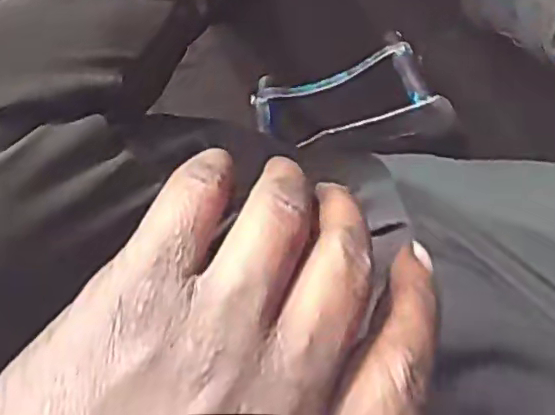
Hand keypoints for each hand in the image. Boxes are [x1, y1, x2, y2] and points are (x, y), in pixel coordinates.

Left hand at [0, 150, 437, 414]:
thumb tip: (335, 346)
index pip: (397, 367)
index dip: (415, 303)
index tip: (411, 260)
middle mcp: (272, 384)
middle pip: (342, 263)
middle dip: (345, 217)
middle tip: (331, 203)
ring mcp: (206, 329)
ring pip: (280, 213)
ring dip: (286, 183)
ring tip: (278, 182)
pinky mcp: (138, 290)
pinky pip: (197, 195)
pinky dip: (215, 169)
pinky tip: (215, 171)